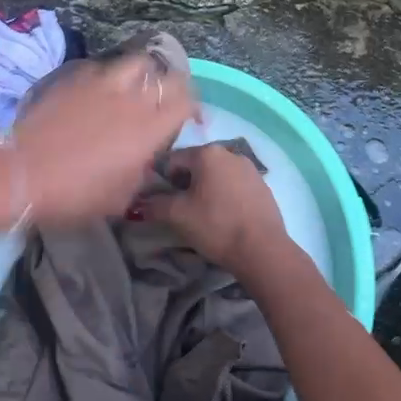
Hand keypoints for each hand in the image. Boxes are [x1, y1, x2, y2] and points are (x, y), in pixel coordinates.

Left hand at [10, 52, 195, 225]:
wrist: (23, 173)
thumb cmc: (74, 195)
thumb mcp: (118, 199)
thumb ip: (140, 175)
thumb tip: (144, 162)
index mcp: (149, 129)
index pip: (186, 103)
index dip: (194, 108)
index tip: (192, 119)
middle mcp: (133, 99)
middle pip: (168, 77)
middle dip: (176, 87)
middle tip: (170, 100)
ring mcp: (104, 83)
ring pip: (138, 63)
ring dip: (145, 74)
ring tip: (139, 86)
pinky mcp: (77, 78)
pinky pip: (103, 69)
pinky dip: (111, 77)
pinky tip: (103, 90)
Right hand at [138, 143, 289, 276]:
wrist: (262, 248)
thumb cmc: (216, 225)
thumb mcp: (178, 215)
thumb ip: (155, 204)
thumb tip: (139, 202)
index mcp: (208, 153)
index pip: (174, 159)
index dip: (160, 178)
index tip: (156, 199)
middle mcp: (229, 152)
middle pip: (197, 164)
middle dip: (184, 183)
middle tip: (178, 208)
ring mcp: (249, 167)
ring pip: (217, 174)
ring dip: (205, 188)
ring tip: (201, 213)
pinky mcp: (261, 184)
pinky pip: (234, 184)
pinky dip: (224, 194)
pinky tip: (223, 215)